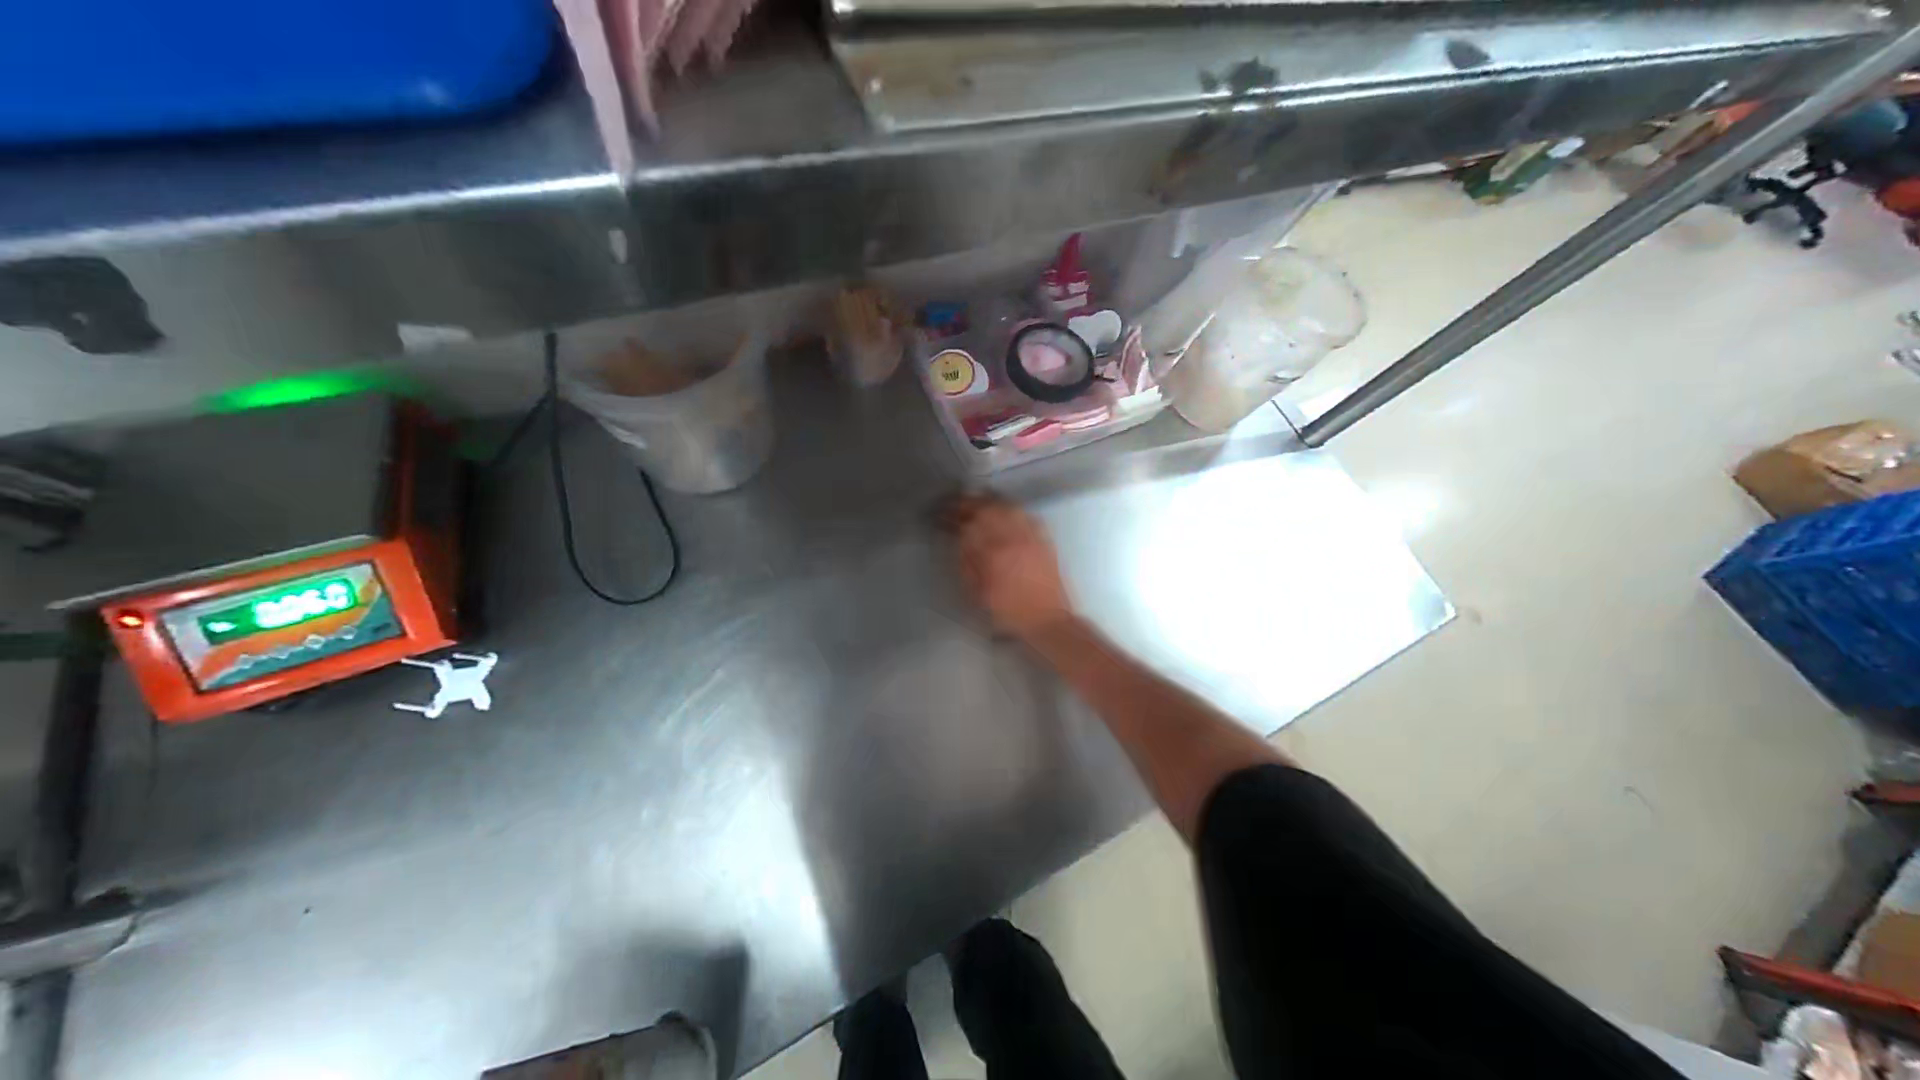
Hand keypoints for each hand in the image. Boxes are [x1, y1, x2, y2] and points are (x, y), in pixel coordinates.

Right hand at [939, 492, 1076, 639]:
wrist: (1048, 621)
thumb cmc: (1010, 613)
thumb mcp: (979, 593)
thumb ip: (967, 564)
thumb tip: (961, 541)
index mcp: (993, 554)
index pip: (968, 525)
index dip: (952, 517)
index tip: (942, 516)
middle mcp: (1013, 539)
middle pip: (987, 510)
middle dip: (968, 503)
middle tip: (956, 503)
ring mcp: (1031, 537)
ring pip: (1007, 507)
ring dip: (989, 501)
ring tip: (977, 500)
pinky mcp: (1044, 540)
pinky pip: (1026, 515)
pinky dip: (1011, 508)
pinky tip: (1006, 508)